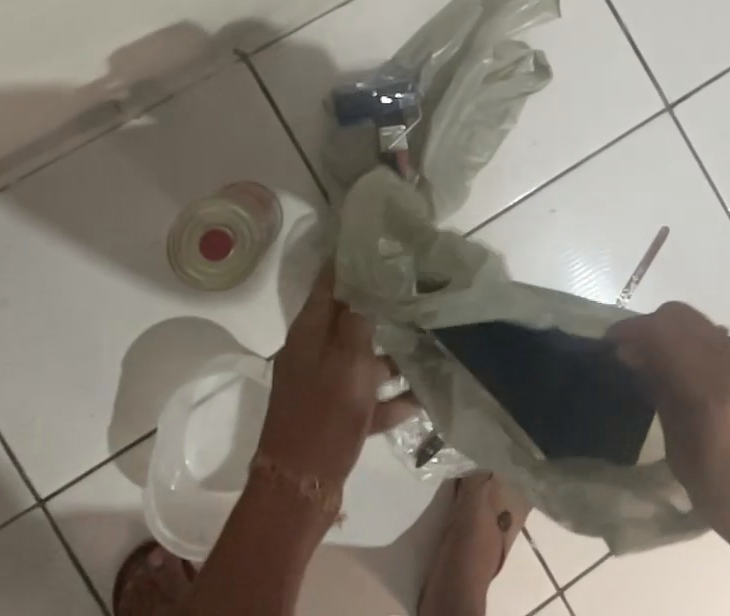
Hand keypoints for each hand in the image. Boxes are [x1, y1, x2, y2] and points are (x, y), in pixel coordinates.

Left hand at [256, 265, 415, 490]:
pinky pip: (368, 397)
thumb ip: (358, 320)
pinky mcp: (336, 415)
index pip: (329, 283)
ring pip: (362, 358)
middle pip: (349, 319)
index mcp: (309, 332)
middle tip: (418, 288)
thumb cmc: (324, 416)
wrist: (299, 488)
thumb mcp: (347, 362)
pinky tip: (422, 396)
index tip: (379, 241)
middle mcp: (314, 352)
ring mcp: (324, 385)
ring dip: (392, 353)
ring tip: (430, 340)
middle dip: (381, 305)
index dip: (350, 261)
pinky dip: (391, 396)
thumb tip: (366, 277)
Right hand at [607, 302, 729, 552]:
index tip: (613, 344)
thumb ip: (662, 396)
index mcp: (716, 390)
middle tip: (639, 356)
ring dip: (688, 344)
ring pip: (713, 332)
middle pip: (685, 318)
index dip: (632, 330)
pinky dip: (718, 360)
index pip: (663, 331)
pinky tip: (717, 391)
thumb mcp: (682, 454)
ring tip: (678, 375)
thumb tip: (639, 359)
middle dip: (656, 330)